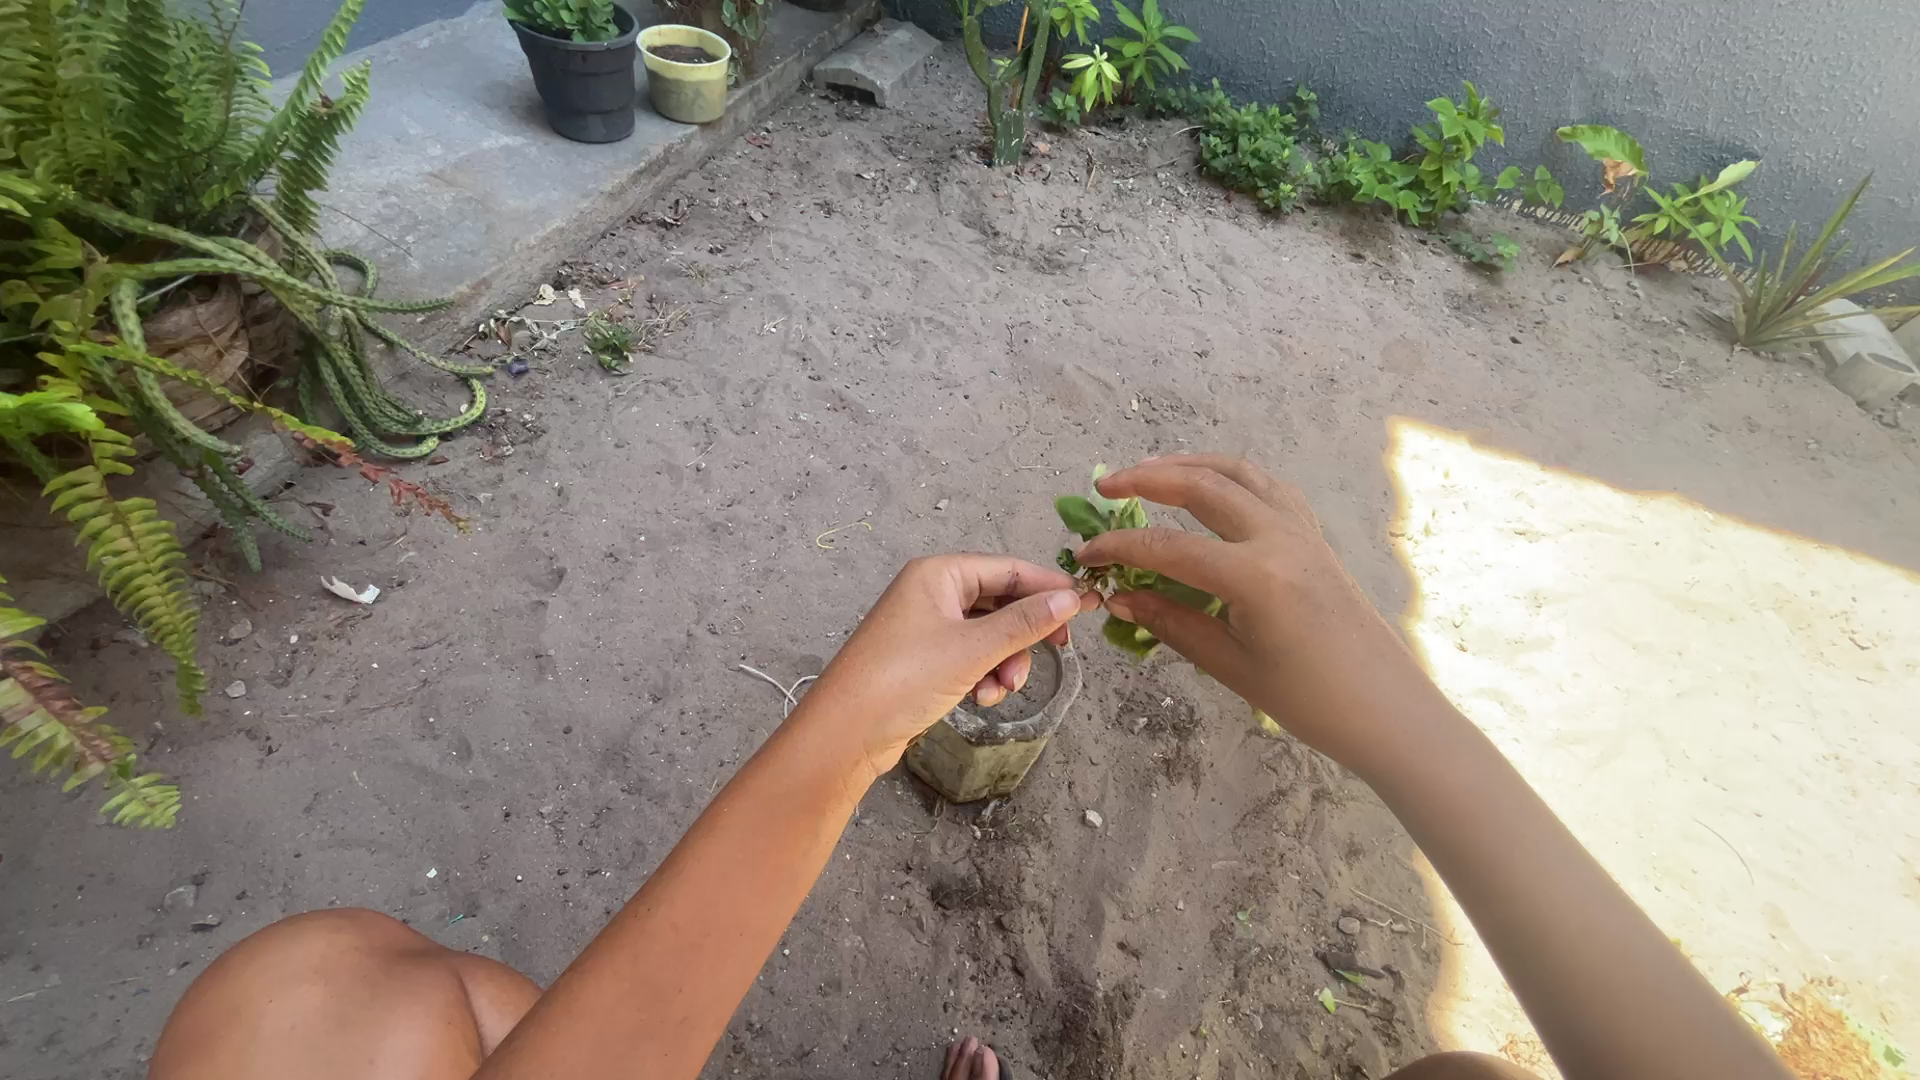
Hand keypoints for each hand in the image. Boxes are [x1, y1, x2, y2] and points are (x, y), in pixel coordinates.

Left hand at [800, 555, 1099, 774]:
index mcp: (939, 574)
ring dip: (1004, 660)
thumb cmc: (906, 678)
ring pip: (987, 633)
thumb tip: (1071, 598)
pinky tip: (981, 697)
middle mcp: (931, 592)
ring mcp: (925, 626)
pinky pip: (969, 654)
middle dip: (1023, 633)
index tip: (1084, 608)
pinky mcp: (923, 657)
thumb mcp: (973, 649)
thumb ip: (1025, 623)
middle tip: (1056, 652)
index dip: (1047, 587)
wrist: (846, 732)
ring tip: (1002, 689)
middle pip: (999, 601)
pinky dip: (983, 673)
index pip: (1008, 569)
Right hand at [1074, 456, 1447, 781]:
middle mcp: (1278, 537)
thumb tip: (1120, 598)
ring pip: (1238, 473)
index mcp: (1255, 576)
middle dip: (1146, 479)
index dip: (1119, 547)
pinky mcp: (1314, 535)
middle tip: (1105, 487)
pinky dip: (1230, 475)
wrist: (1388, 710)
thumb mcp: (1229, 664)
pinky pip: (1267, 486)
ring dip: (1188, 464)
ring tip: (1148, 470)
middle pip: (1202, 486)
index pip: (1167, 547)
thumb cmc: (1309, 699)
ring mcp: (1301, 531)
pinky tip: (1210, 486)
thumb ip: (1170, 622)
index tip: (1086, 555)